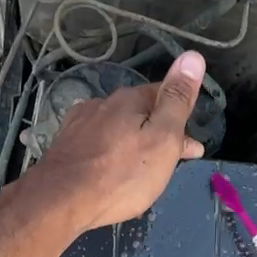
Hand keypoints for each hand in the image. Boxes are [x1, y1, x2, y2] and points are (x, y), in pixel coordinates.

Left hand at [28, 50, 206, 229]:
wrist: (62, 199)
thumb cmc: (122, 174)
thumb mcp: (163, 138)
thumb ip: (177, 100)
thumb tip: (193, 57)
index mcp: (130, 100)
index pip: (163, 95)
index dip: (180, 117)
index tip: (191, 146)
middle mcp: (103, 104)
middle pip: (138, 113)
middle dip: (155, 132)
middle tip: (168, 162)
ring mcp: (81, 123)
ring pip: (116, 128)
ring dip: (131, 143)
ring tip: (139, 168)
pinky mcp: (66, 144)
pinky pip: (96, 143)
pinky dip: (109, 153)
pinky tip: (109, 167)